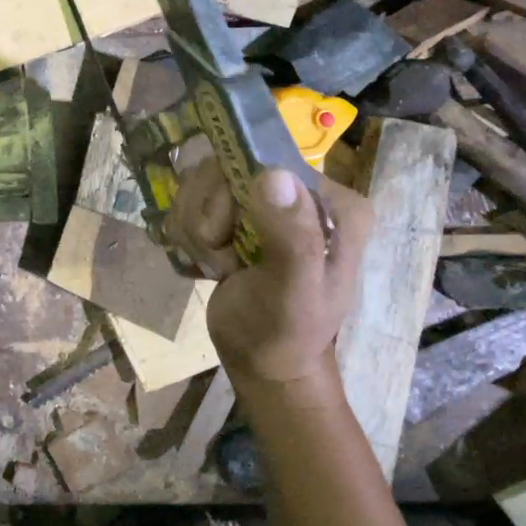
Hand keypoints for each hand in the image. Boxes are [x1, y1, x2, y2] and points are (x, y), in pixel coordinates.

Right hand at [168, 156, 371, 387]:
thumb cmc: (283, 333)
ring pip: (202, 181)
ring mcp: (269, 201)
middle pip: (224, 167)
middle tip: (220, 256)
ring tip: (217, 264)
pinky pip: (193, 197)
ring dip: (195, 228)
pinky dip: (188, 231)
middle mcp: (304, 193)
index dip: (230, 194)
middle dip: (207, 216)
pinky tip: (208, 260)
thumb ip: (291, 237)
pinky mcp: (240, 213)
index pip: (262, 161)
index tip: (227, 237)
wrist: (262, 364)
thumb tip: (273, 174)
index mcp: (336, 205)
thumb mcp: (293, 291)